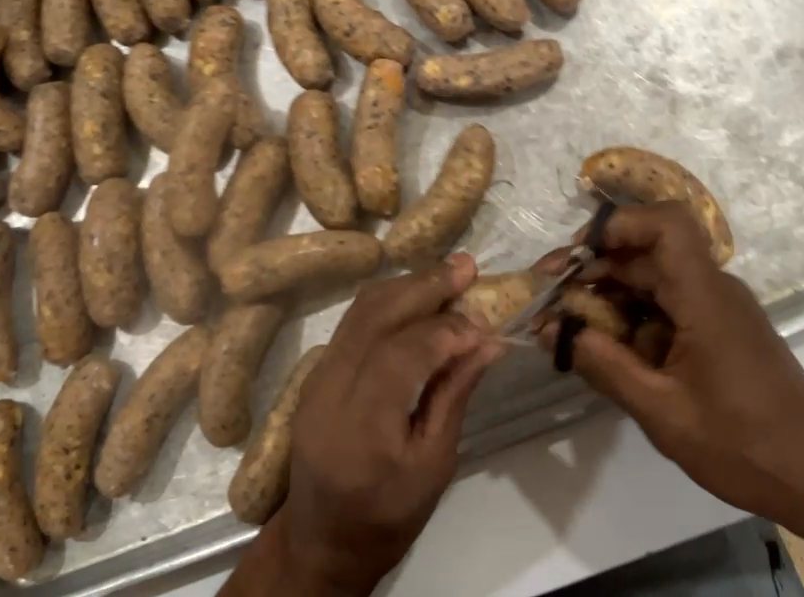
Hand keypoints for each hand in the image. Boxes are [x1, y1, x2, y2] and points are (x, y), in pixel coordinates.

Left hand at [262, 254, 503, 594]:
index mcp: (361, 426)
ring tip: (448, 274)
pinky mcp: (314, 371)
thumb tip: (488, 340)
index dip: (445, 330)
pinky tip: (417, 298)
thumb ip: (454, 395)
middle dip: (425, 285)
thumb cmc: (388, 515)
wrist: (322, 537)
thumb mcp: (434, 464)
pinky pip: (352, 323)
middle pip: (376, 316)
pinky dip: (388, 303)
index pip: (402, 353)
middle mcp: (329, 389)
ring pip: (360, 310)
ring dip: (406, 286)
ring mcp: (315, 375)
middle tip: (467, 266)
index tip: (482, 322)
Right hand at [549, 202, 803, 525]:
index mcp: (706, 298)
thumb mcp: (661, 412)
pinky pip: (669, 306)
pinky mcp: (721, 332)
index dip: (617, 225)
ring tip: (567, 328)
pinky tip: (607, 349)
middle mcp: (714, 291)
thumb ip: (603, 365)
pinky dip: (633, 318)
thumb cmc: (743, 446)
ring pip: (654, 281)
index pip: (666, 224)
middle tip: (548, 300)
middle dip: (594, 269)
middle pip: (648, 254)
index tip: (575, 257)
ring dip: (609, 296)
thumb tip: (551, 329)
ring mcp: (720, 311)